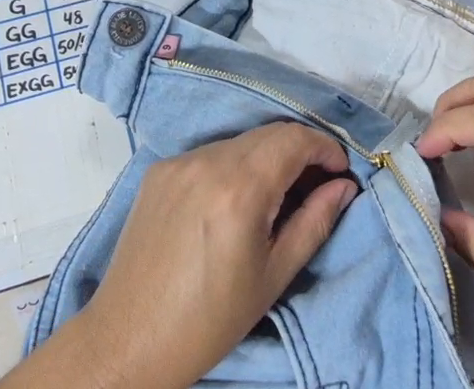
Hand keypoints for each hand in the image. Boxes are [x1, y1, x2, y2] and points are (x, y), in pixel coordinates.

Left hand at [4, 122, 358, 388]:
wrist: (131, 338)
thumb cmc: (211, 319)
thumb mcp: (274, 275)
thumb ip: (314, 222)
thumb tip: (343, 186)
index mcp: (240, 189)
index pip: (294, 139)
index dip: (324, 147)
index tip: (339, 171)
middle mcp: (207, 162)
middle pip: (268, 134)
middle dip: (299, 151)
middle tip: (315, 184)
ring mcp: (178, 163)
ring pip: (238, 143)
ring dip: (265, 157)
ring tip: (275, 196)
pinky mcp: (158, 171)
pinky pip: (208, 154)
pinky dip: (231, 166)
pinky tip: (233, 201)